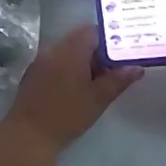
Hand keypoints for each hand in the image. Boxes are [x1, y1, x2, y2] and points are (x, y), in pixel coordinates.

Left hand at [3, 25, 142, 149]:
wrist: (29, 133)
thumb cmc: (67, 115)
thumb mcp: (98, 99)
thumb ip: (118, 80)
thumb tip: (136, 67)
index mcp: (69, 51)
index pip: (90, 31)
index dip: (108, 38)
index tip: (123, 51)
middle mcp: (52, 50)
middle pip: (78, 40)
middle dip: (97, 51)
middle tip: (116, 67)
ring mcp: (40, 61)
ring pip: (66, 51)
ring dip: (83, 60)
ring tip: (101, 79)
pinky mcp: (33, 73)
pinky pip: (55, 61)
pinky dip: (69, 67)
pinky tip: (78, 86)